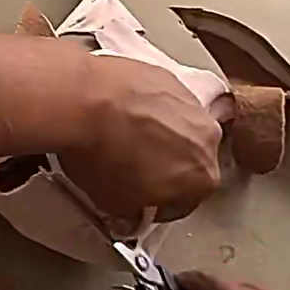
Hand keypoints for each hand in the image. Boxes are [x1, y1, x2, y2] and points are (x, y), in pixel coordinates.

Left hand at [59, 55, 221, 224]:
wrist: (82, 100)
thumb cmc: (100, 152)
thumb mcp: (111, 201)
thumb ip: (128, 212)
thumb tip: (127, 214)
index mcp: (202, 178)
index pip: (183, 202)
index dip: (156, 205)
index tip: (138, 201)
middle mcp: (206, 137)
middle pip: (186, 158)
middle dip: (162, 165)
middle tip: (128, 166)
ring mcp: (188, 100)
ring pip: (175, 125)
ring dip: (155, 131)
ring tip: (120, 134)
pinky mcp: (166, 75)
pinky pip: (158, 97)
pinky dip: (143, 104)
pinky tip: (117, 109)